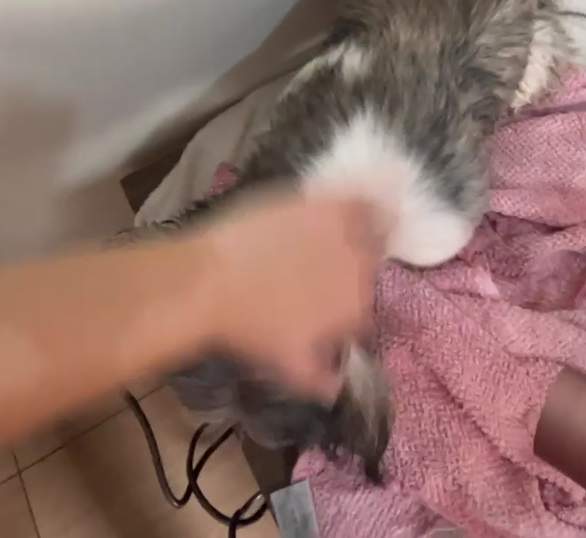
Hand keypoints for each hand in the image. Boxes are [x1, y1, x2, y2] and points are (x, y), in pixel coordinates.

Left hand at [190, 194, 385, 399]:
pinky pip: (356, 199)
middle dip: (359, 267)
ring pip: (373, 227)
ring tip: (343, 232)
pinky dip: (359, 201)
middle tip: (330, 268)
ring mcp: (343, 232)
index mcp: (356, 311)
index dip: (351, 306)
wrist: (211, 281)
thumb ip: (324, 381)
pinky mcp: (323, 203)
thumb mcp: (290, 371)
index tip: (332, 304)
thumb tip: (339, 386)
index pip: (367, 310)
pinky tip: (348, 203)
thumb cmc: (249, 331)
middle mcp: (360, 271)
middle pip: (372, 264)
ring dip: (367, 230)